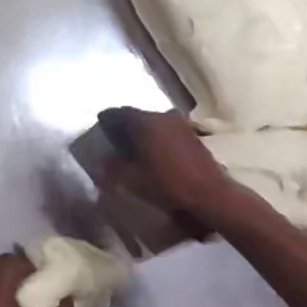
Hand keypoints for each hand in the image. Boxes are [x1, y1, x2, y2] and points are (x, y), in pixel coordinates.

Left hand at [0, 251, 71, 306]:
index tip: (40, 268)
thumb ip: (62, 305)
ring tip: (27, 283)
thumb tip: (67, 292)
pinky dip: (2, 287)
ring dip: (7, 275)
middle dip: (14, 264)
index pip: (7, 264)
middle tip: (33, 272)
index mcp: (1, 297)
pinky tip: (18, 298)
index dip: (25, 262)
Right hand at [98, 107, 244, 220]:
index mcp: (145, 123)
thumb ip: (113, 169)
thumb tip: (98, 164)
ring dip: (143, 128)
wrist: (208, 192)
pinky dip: (158, 134)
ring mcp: (180, 123)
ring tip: (134, 143)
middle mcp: (162, 116)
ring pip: (154, 121)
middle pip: (137, 115)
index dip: (107, 118)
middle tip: (115, 135)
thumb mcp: (133, 180)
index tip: (100, 124)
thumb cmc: (167, 184)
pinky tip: (156, 149)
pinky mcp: (193, 133)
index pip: (119, 113)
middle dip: (124, 123)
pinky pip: (168, 128)